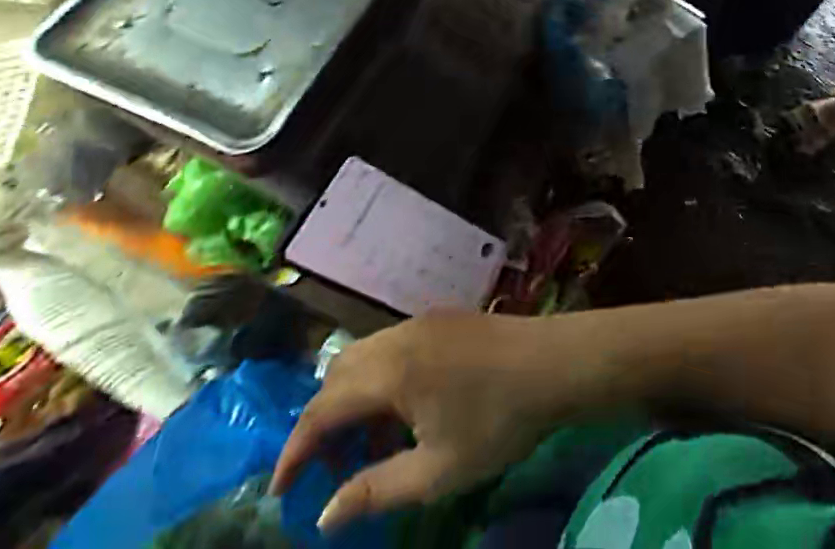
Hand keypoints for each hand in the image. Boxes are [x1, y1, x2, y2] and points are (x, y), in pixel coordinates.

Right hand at [272, 313, 585, 530]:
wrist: (556, 363)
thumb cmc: (499, 420)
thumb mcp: (438, 470)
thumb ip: (375, 490)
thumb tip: (324, 515)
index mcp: (389, 371)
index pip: (322, 409)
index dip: (296, 450)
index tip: (279, 489)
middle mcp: (395, 337)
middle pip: (337, 375)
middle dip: (323, 423)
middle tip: (332, 470)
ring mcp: (420, 322)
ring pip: (365, 359)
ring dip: (354, 402)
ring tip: (373, 449)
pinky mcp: (440, 320)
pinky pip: (391, 350)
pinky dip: (381, 383)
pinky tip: (407, 416)